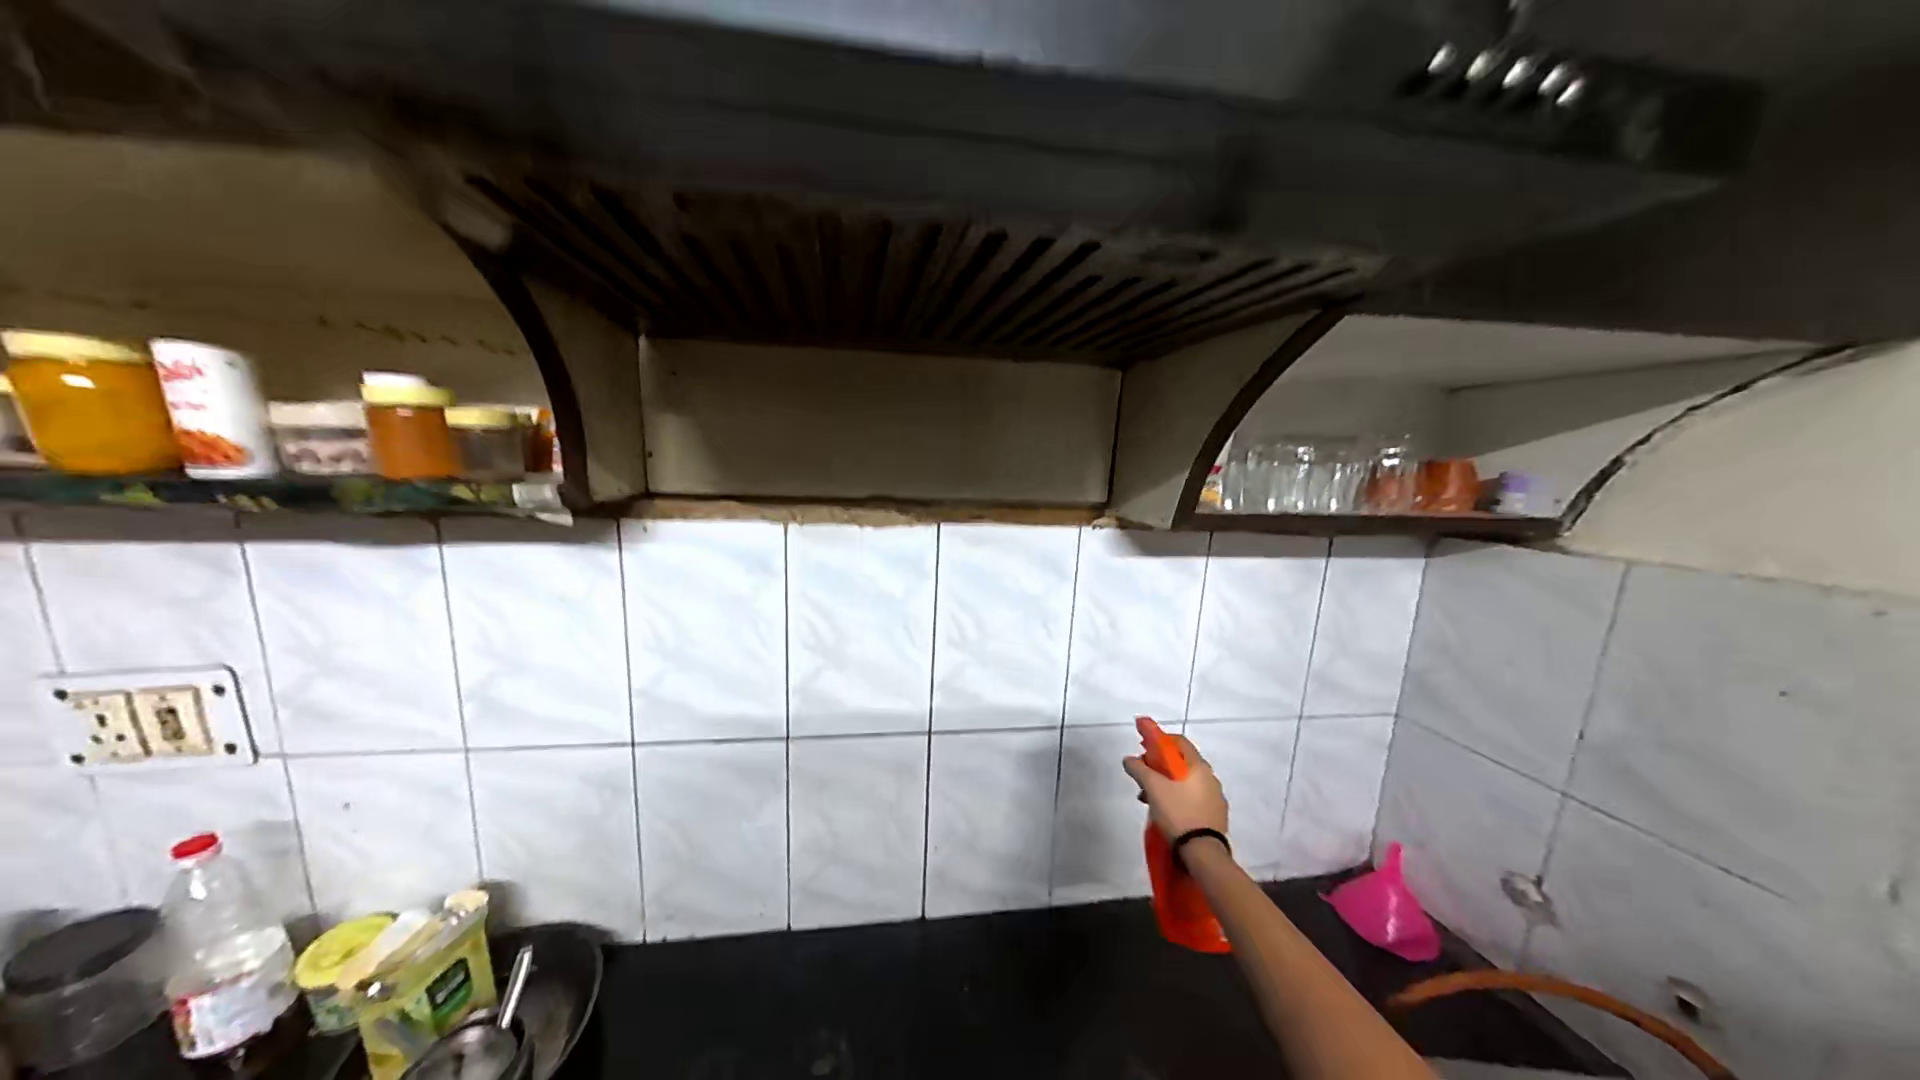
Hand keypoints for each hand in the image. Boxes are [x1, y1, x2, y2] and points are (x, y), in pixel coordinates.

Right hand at [1123, 733, 1228, 840]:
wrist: (1203, 852)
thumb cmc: (1178, 813)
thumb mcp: (1153, 788)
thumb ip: (1139, 769)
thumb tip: (1129, 759)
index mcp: (1198, 766)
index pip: (1178, 741)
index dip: (1159, 739)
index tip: (1144, 746)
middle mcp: (1210, 778)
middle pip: (1181, 762)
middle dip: (1159, 766)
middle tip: (1143, 775)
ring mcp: (1215, 797)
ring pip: (1186, 782)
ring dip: (1166, 784)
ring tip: (1149, 798)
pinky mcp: (1215, 815)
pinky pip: (1193, 798)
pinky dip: (1177, 798)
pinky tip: (1165, 811)